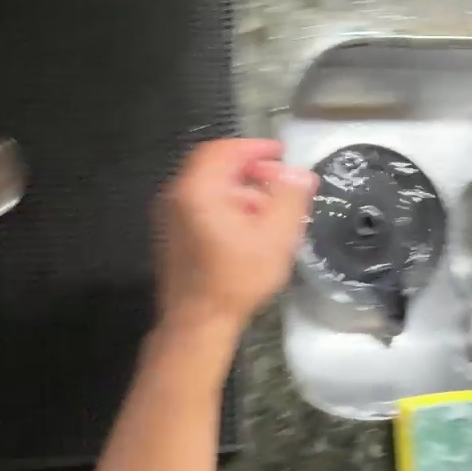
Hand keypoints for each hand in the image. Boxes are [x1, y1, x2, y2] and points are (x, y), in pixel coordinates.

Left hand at [157, 138, 315, 329]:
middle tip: (279, 180)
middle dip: (251, 169)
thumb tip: (300, 173)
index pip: (224, 150)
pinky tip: (249, 230)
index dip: (254, 147)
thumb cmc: (236, 279)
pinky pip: (202, 207)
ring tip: (270, 210)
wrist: (197, 323)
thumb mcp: (276, 236)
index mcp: (198, 190)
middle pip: (215, 167)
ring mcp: (171, 218)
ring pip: (210, 189)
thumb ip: (290, 197)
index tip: (280, 154)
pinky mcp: (173, 237)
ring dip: (241, 190)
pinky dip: (227, 206)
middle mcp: (177, 197)